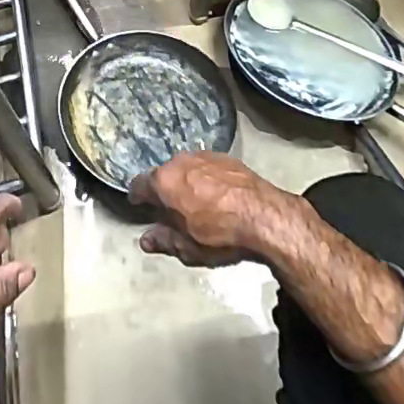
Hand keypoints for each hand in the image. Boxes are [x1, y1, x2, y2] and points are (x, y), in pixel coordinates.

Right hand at [128, 153, 303, 268]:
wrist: (265, 216)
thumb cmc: (220, 235)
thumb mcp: (188, 247)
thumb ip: (164, 240)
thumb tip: (145, 240)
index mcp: (162, 182)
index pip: (138, 185)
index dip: (138, 198)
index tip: (142, 207)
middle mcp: (177, 162)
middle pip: (162, 175)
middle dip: (164, 190)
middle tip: (173, 209)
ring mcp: (201, 156)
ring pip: (184, 168)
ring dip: (186, 182)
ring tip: (198, 202)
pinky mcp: (224, 156)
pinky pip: (206, 167)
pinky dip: (206, 178)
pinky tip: (218, 195)